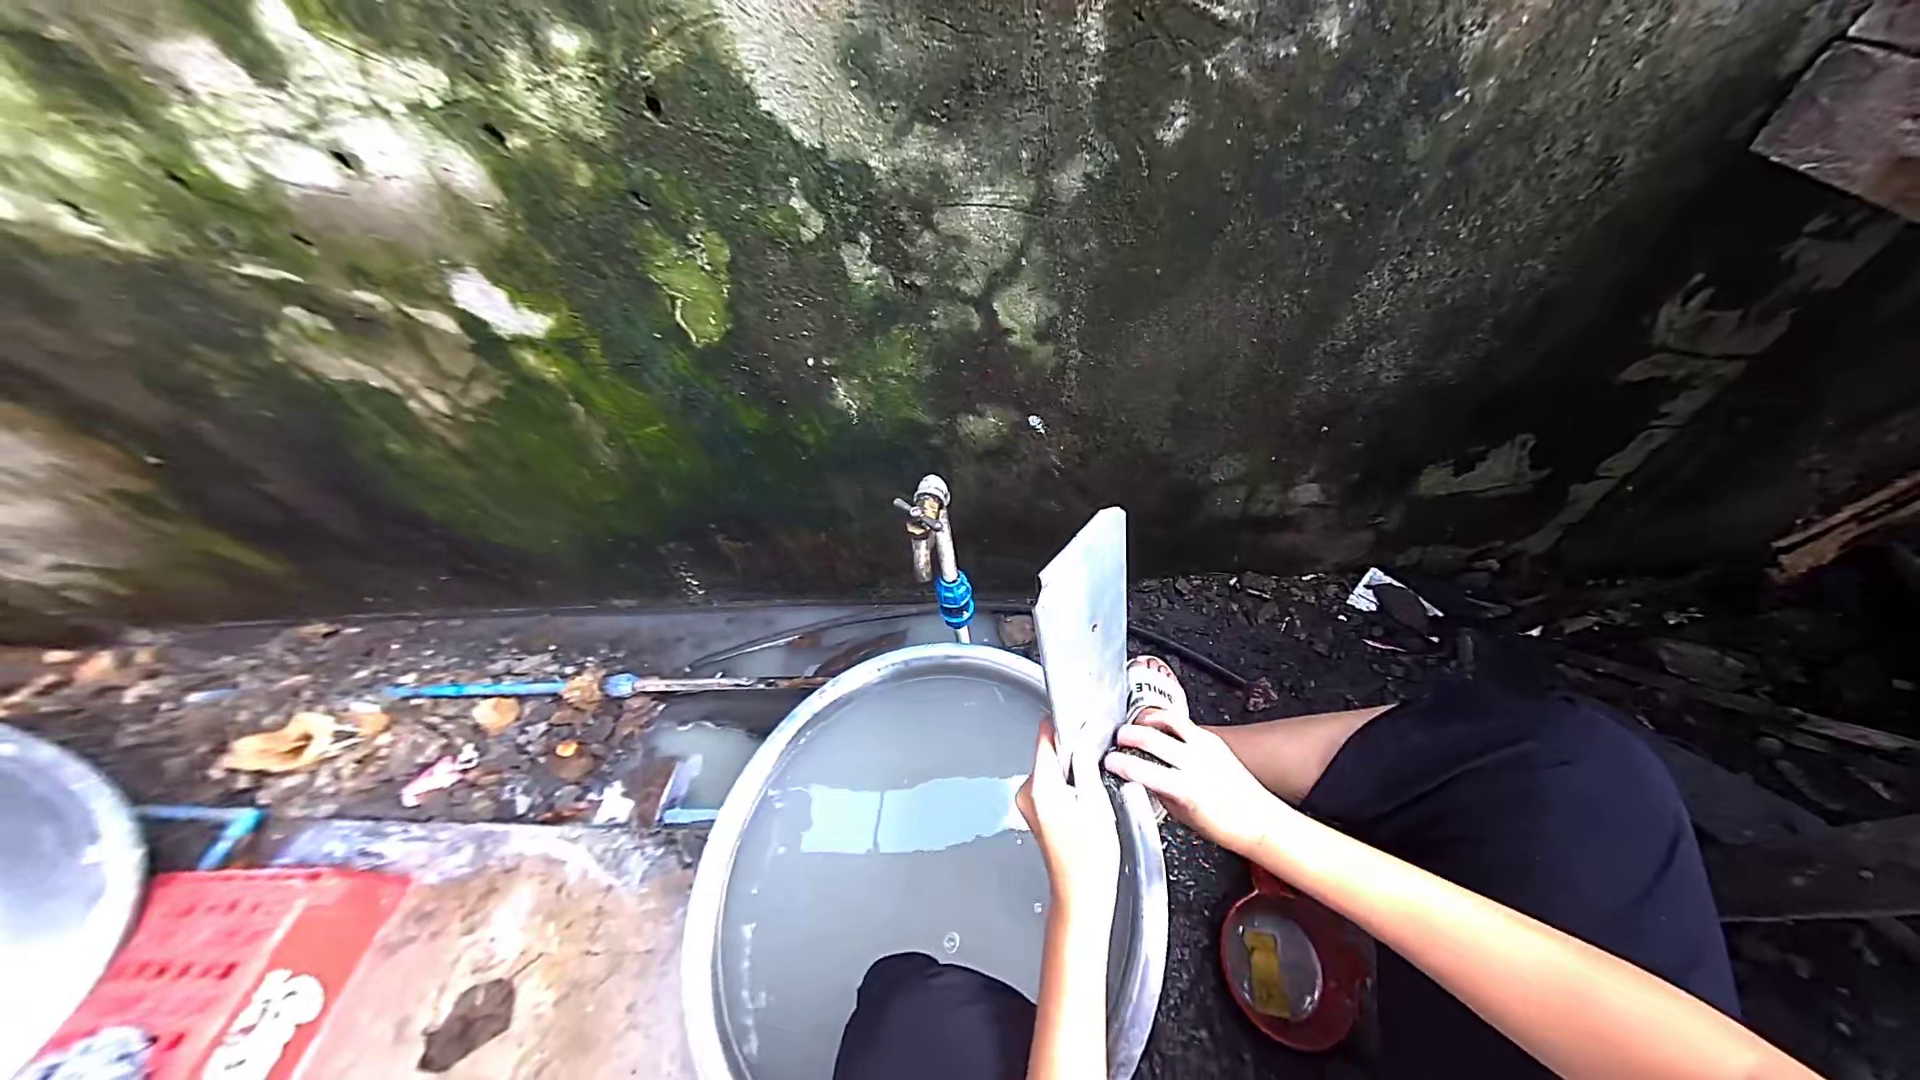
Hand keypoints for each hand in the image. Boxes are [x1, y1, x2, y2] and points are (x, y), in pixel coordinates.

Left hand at [1018, 717, 1120, 912]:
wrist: (1081, 895)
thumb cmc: (1090, 859)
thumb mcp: (1096, 802)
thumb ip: (1085, 763)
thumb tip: (1084, 735)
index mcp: (1040, 786)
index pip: (1044, 735)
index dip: (1065, 724)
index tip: (1083, 721)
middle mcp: (1027, 791)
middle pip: (1048, 750)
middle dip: (1072, 749)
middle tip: (1097, 758)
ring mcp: (1029, 802)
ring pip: (1051, 767)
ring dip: (1071, 768)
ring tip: (1093, 786)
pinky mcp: (1036, 811)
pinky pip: (1051, 783)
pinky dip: (1067, 783)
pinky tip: (1085, 799)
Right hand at [1103, 707, 1288, 854]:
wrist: (1259, 819)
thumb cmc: (1222, 824)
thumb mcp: (1181, 815)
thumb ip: (1158, 791)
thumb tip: (1137, 776)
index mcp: (1186, 789)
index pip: (1143, 770)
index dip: (1120, 763)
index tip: (1109, 762)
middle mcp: (1196, 762)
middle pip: (1151, 737)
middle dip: (1127, 736)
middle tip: (1116, 740)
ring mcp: (1206, 746)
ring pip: (1167, 719)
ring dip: (1145, 720)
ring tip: (1133, 726)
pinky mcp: (1212, 739)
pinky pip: (1182, 722)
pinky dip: (1164, 721)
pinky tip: (1156, 726)